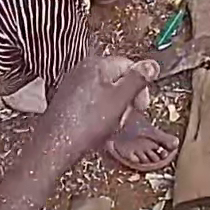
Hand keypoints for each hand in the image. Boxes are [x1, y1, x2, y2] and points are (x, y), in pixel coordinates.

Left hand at [31, 56, 156, 167]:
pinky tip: (99, 128)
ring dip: (115, 109)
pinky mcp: (68, 102)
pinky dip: (100, 114)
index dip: (139, 86)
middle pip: (117, 80)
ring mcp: (73, 86)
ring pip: (106, 94)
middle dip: (126, 99)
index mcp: (96, 65)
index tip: (141, 104)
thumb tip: (152, 64)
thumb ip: (137, 80)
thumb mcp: (120, 99)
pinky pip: (92, 104)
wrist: (57, 144)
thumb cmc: (86, 123)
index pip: (128, 66)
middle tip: (127, 116)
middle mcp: (82, 71)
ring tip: (111, 125)